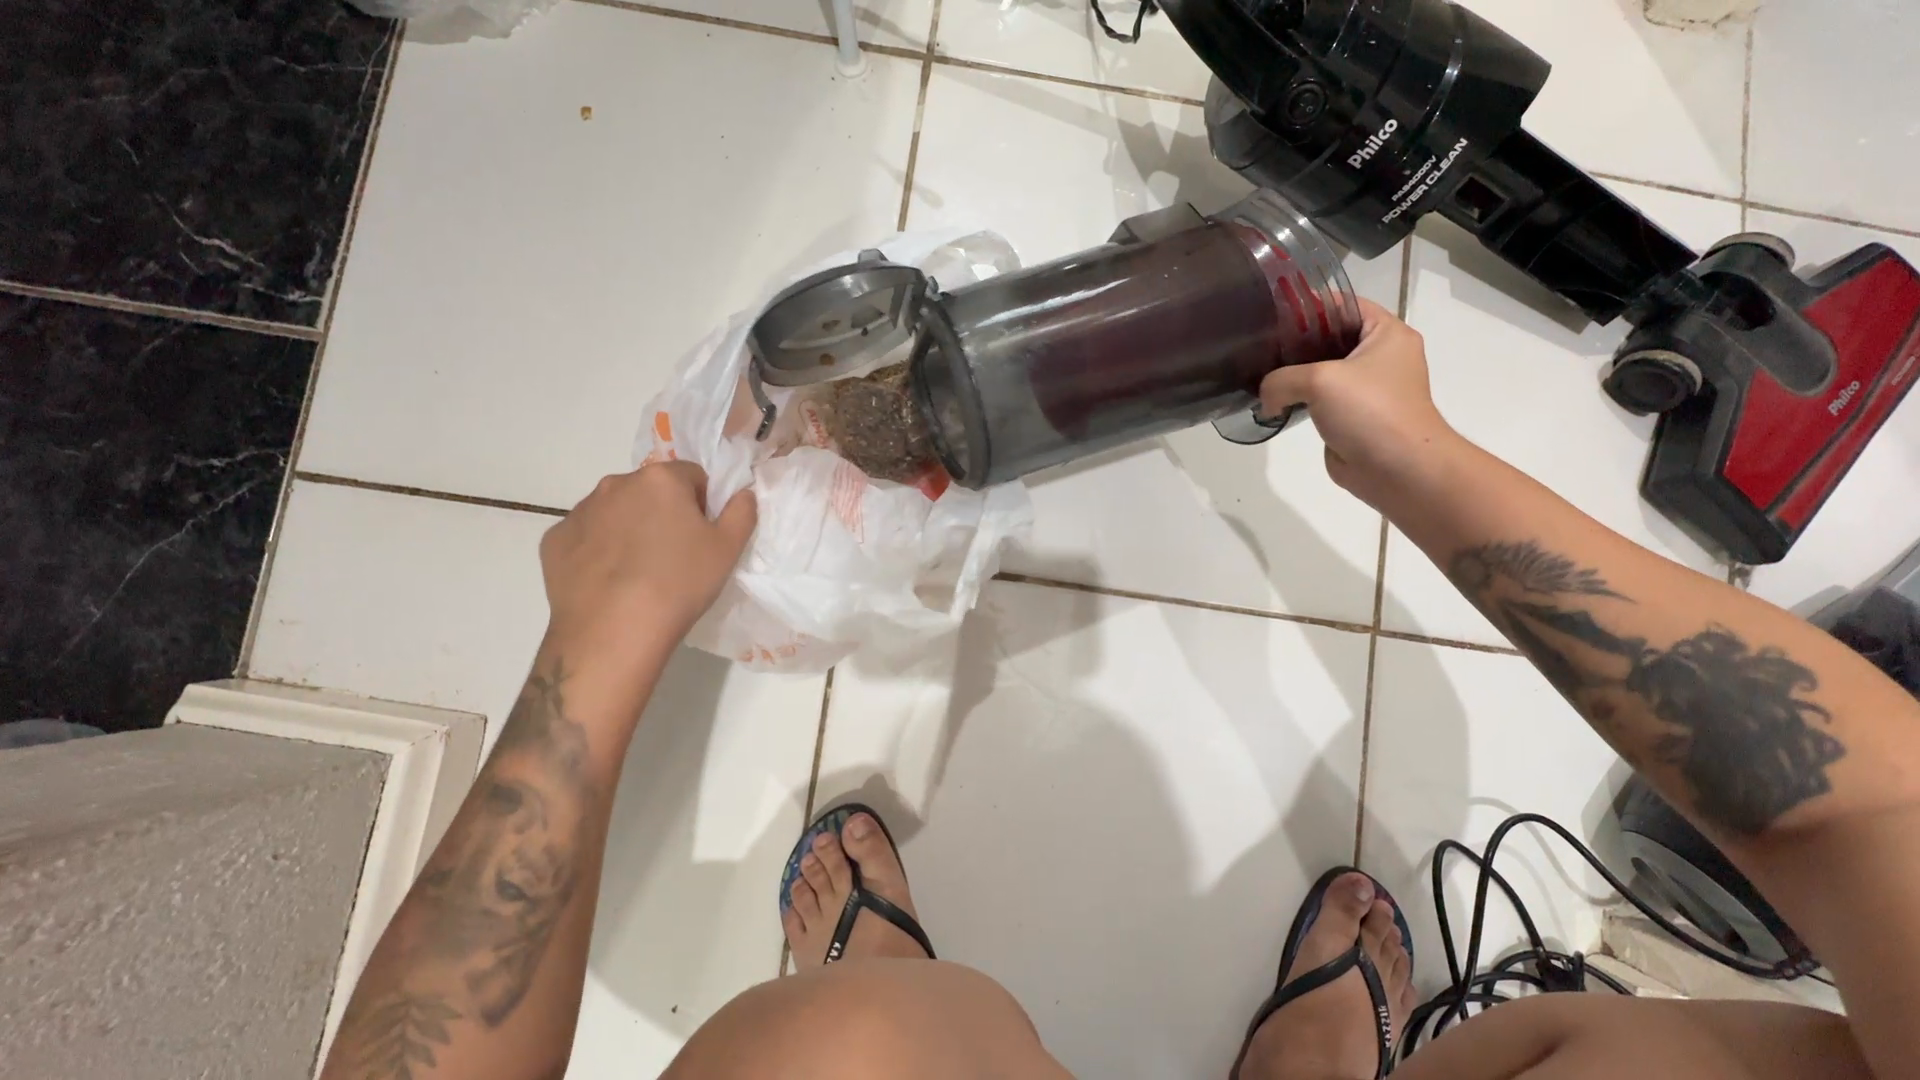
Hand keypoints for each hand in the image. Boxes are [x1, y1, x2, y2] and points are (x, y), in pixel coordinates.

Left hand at [539, 461, 756, 661]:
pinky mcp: (554, 541)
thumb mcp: (728, 549)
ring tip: (639, 573)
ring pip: (615, 512)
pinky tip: (609, 583)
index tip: (701, 538)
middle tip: (673, 557)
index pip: (691, 476)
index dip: (701, 506)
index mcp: (660, 479)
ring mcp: (579, 512)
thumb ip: (741, 512)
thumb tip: (741, 494)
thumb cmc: (680, 584)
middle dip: (662, 514)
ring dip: (629, 530)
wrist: (613, 631)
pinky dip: (598, 552)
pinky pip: (585, 538)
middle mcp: (615, 484)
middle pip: (649, 491)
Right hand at [1260, 298, 1460, 508]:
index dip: (1308, 304)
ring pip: (1322, 370)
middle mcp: (1380, 356)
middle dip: (1295, 341)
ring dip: (1294, 372)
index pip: (1344, 304)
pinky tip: (1272, 401)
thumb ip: (1281, 379)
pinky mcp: (1353, 416)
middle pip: (1330, 337)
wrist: (1399, 469)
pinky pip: (1320, 399)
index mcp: (1387, 333)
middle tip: (1258, 344)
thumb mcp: (1320, 381)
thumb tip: (1265, 399)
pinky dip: (1298, 398)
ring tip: (1258, 371)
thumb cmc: (1370, 411)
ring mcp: (1367, 388)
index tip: (1272, 312)